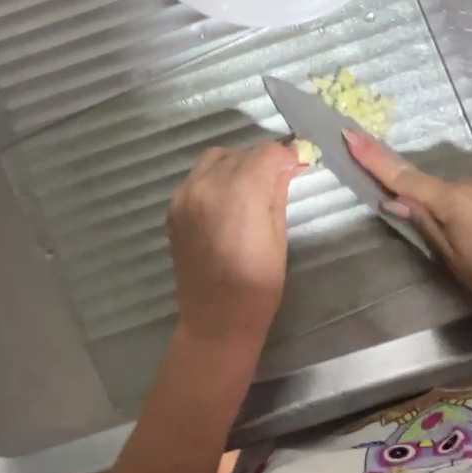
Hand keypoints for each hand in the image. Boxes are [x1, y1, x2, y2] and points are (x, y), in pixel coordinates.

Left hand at [168, 142, 301, 346]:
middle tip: (277, 180)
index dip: (286, 156)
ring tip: (250, 190)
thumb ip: (278, 192)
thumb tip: (287, 164)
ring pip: (214, 160)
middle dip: (261, 161)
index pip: (267, 153)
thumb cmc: (258, 284)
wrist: (216, 319)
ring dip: (236, 165)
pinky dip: (215, 179)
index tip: (297, 165)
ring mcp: (184, 196)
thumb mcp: (279, 235)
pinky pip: (197, 178)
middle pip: (240, 154)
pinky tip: (228, 202)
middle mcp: (207, 185)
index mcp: (239, 192)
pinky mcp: (173, 209)